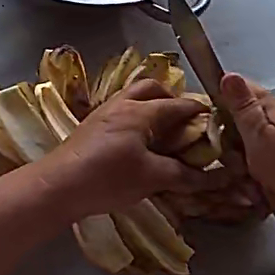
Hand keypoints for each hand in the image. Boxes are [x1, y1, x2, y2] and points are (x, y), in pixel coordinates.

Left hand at [31, 80, 223, 222]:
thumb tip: (212, 177)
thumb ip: (183, 174)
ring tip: (164, 130)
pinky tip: (140, 140)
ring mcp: (104, 113)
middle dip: (172, 99)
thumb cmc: (107, 177)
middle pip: (152, 88)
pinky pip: (121, 111)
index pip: (178, 105)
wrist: (58, 186)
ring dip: (152, 106)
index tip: (216, 121)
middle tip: (186, 120)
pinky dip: (137, 117)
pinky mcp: (92, 126)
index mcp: (140, 111)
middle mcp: (122, 104)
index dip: (200, 112)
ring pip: (134, 97)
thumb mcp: (151, 178)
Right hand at [219, 74, 274, 240]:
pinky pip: (254, 166)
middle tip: (233, 158)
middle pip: (237, 121)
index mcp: (273, 107)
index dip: (219, 103)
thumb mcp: (260, 135)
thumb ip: (242, 107)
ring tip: (245, 179)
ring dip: (238, 164)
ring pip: (242, 147)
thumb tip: (227, 73)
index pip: (238, 90)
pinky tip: (253, 190)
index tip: (209, 125)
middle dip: (227, 142)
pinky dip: (250, 178)